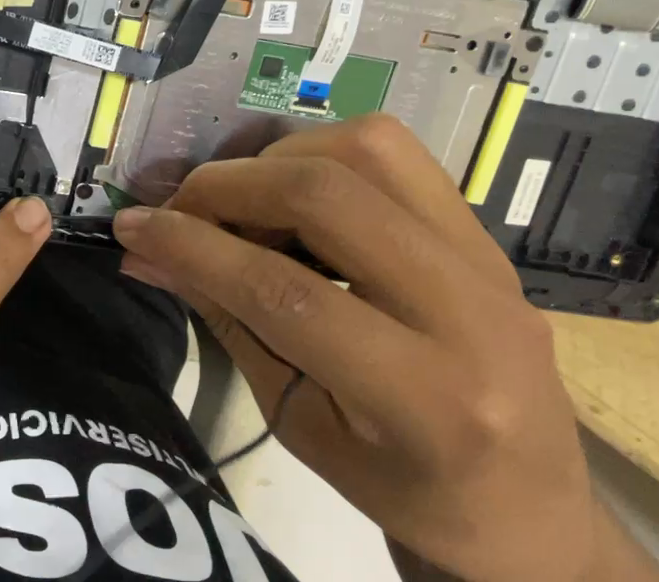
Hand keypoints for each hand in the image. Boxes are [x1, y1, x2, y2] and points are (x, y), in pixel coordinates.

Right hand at [113, 116, 658, 581]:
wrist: (527, 508)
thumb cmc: (400, 488)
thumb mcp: (296, 420)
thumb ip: (223, 320)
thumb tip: (144, 251)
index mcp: (424, 397)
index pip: (284, 292)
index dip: (193, 247)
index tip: (131, 227)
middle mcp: (470, 312)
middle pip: (327, 195)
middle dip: (228, 187)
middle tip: (182, 211)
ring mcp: (488, 261)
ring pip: (368, 150)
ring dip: (277, 161)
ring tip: (243, 203)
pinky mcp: (484, 235)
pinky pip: (394, 156)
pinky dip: (320, 157)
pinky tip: (292, 199)